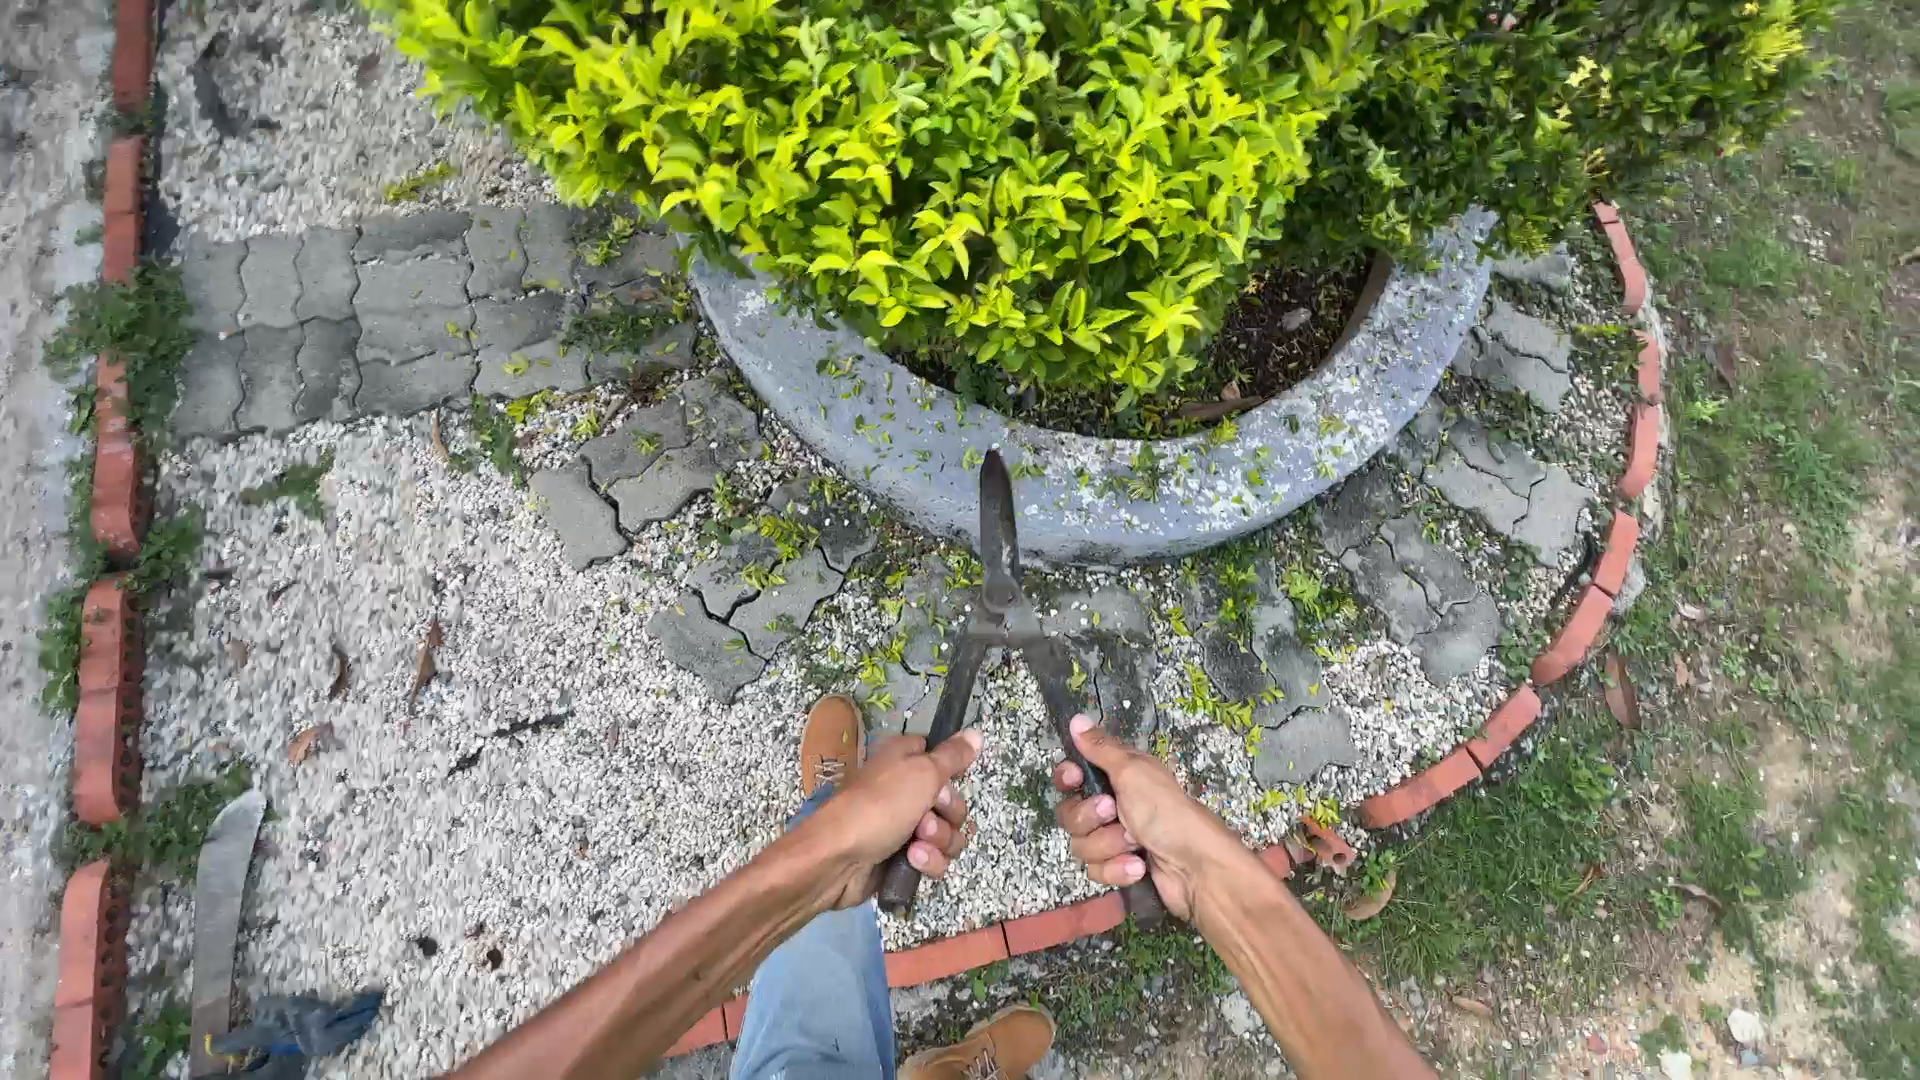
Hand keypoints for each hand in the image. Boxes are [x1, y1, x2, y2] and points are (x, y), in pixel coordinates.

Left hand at [796, 731, 983, 909]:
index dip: (951, 774)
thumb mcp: (923, 772)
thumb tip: (977, 733)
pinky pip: (935, 859)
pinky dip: (927, 862)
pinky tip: (911, 861)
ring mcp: (905, 825)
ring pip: (949, 834)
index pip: (944, 759)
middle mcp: (907, 789)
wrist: (838, 859)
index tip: (946, 781)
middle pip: (953, 802)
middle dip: (947, 814)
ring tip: (915, 845)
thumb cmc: (880, 805)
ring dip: (938, 841)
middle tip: (926, 818)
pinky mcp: (904, 858)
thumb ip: (953, 756)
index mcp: (906, 759)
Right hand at [1053, 715, 1246, 920]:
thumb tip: (1076, 718)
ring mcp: (1113, 838)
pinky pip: (1096, 870)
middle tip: (1114, 813)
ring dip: (1109, 845)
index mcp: (1115, 776)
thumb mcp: (1132, 771)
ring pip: (1081, 844)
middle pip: (1070, 813)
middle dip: (1090, 818)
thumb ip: (1100, 748)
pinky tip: (1139, 866)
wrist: (1195, 867)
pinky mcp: (1118, 867)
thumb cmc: (1164, 811)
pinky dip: (1117, 868)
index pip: (1072, 775)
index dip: (1067, 778)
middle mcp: (1111, 804)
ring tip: (1136, 844)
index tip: (1074, 779)